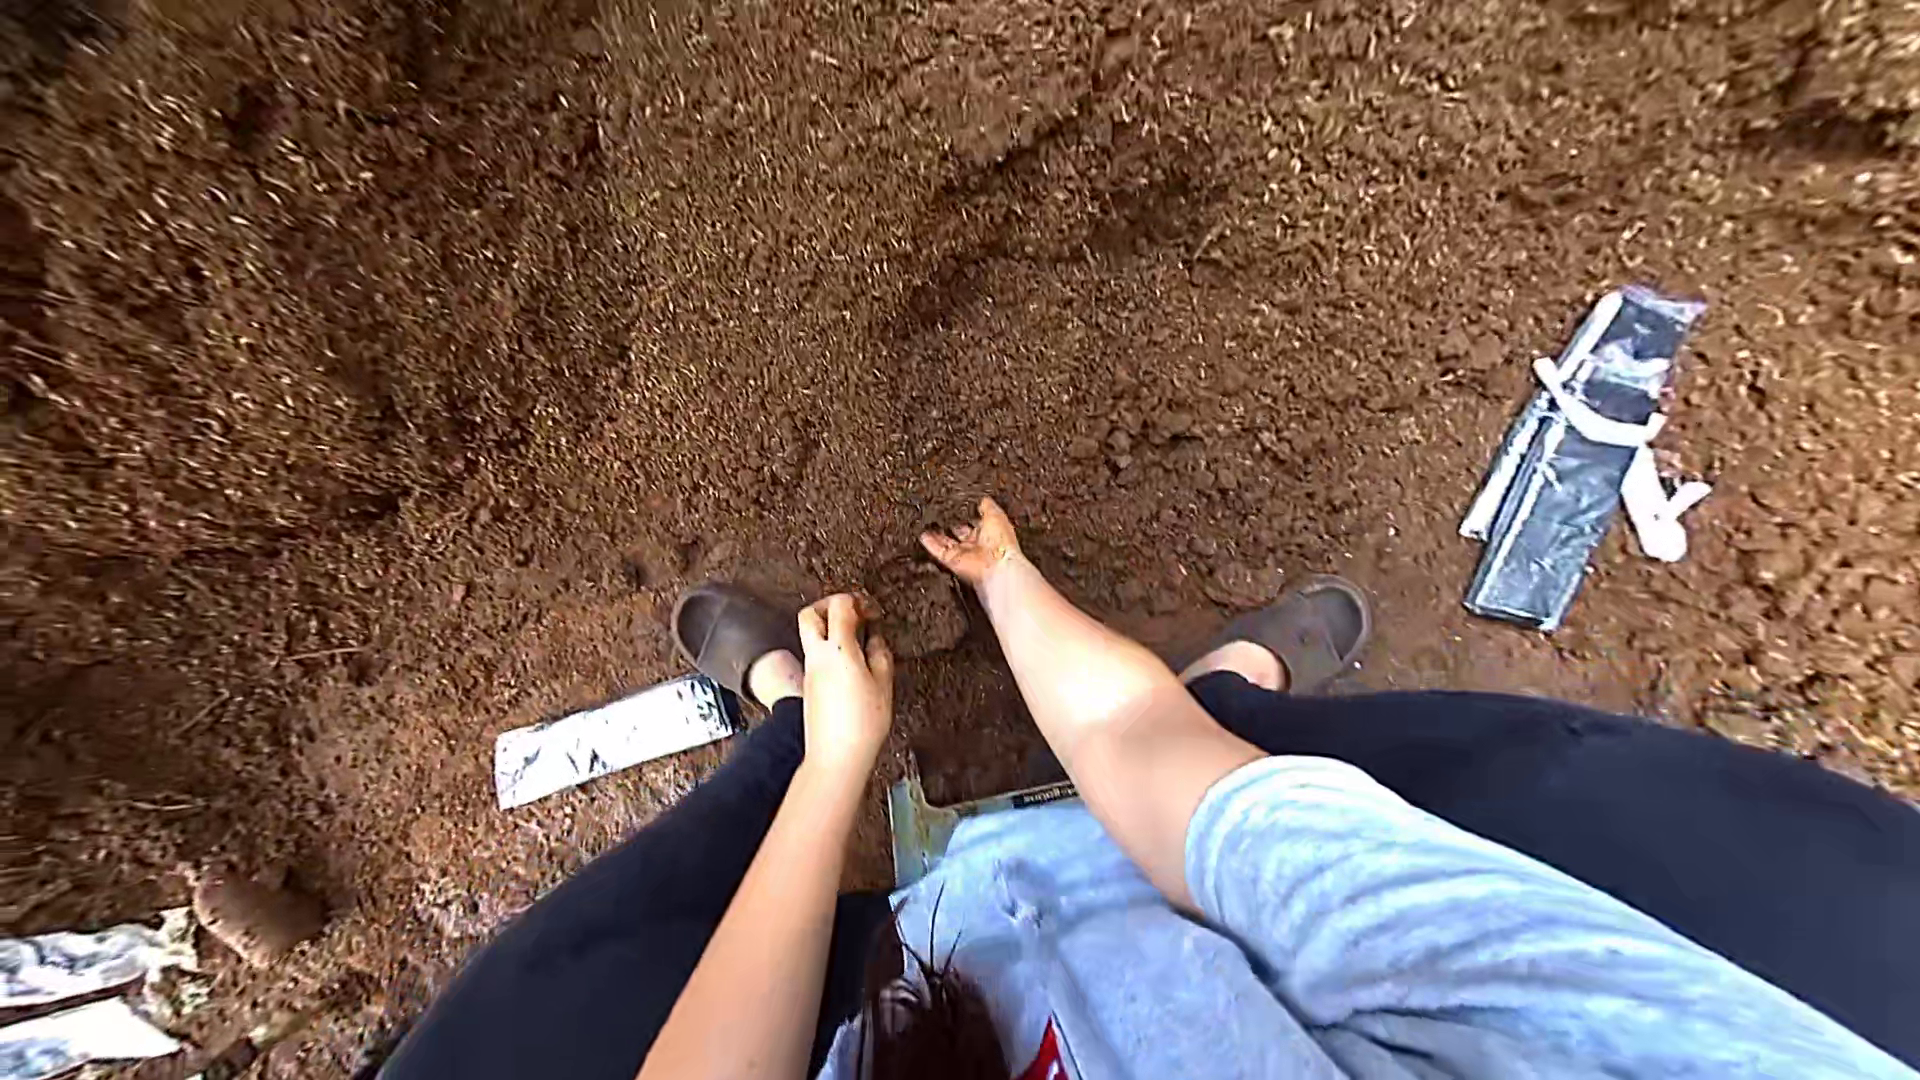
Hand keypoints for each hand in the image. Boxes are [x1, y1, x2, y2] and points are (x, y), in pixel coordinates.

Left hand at [797, 594, 893, 773]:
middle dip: (829, 605)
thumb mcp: (883, 683)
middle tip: (852, 612)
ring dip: (831, 628)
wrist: (835, 757)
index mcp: (838, 650)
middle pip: (810, 614)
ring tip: (858, 640)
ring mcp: (810, 671)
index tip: (871, 611)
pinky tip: (852, 663)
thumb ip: (880, 653)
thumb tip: (875, 639)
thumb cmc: (862, 724)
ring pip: (811, 635)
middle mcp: (818, 656)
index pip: (839, 606)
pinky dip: (831, 649)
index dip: (857, 601)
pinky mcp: (810, 685)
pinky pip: (816, 655)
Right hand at [920, 496, 1023, 589]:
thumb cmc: (1000, 542)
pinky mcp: (952, 560)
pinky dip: (930, 544)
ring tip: (927, 523)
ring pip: (947, 542)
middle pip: (959, 533)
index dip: (967, 515)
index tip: (958, 507)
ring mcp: (963, 553)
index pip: (975, 522)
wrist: (995, 565)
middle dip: (951, 524)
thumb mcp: (996, 515)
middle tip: (940, 514)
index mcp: (989, 533)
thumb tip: (983, 499)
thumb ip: (987, 506)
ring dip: (937, 534)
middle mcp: (975, 544)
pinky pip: (938, 551)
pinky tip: (922, 534)